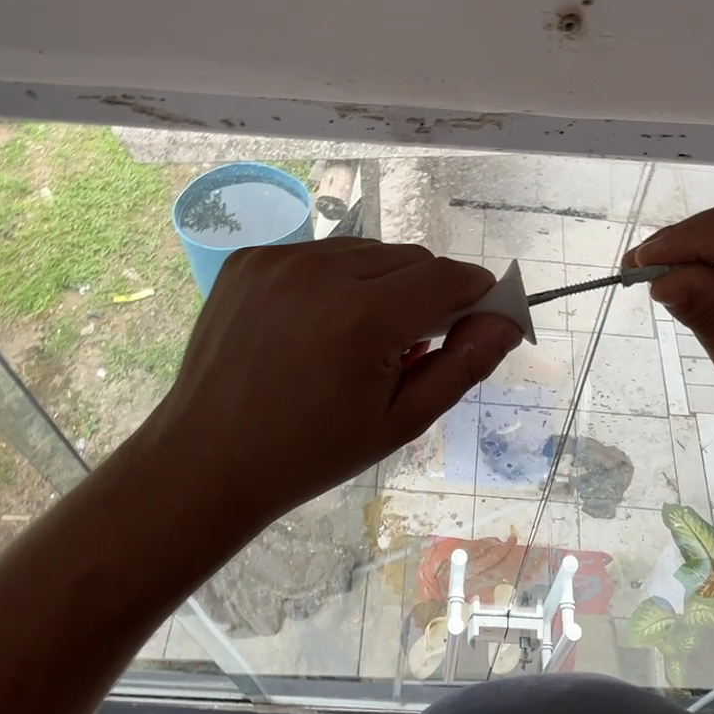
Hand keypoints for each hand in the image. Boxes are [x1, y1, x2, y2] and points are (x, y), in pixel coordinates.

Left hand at [143, 239, 522, 515]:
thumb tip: (507, 321)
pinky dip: (335, 280)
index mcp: (362, 319)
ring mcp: (279, 260)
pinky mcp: (251, 258)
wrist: (206, 461)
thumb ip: (463, 366)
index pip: (447, 276)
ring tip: (356, 336)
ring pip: (366, 252)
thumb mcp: (401, 421)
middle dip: (425, 292)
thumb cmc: (311, 453)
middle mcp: (320, 273)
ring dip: (381, 283)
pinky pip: (320, 254)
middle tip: (408, 344)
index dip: (474, 292)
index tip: (477, 317)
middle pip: (410, 258)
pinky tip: (316, 324)